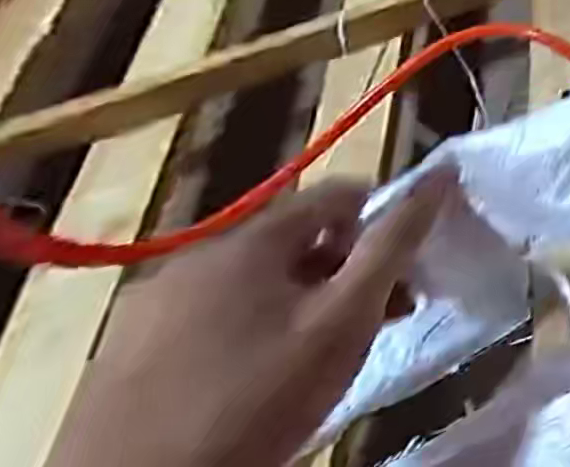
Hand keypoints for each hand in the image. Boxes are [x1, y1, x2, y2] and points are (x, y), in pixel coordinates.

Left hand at [48, 171, 455, 466]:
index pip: (342, 193)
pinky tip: (268, 374)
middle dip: (351, 267)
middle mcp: (193, 259)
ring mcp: (150, 309)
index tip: (403, 267)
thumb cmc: (259, 399)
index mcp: (246, 241)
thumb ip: (397, 239)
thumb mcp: (349, 314)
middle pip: (301, 238)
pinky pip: (217, 315)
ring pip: (260, 279)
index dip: (385, 220)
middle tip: (380, 313)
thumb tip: (443, 172)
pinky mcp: (125, 356)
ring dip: (309, 298)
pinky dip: (257, 328)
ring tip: (329, 349)